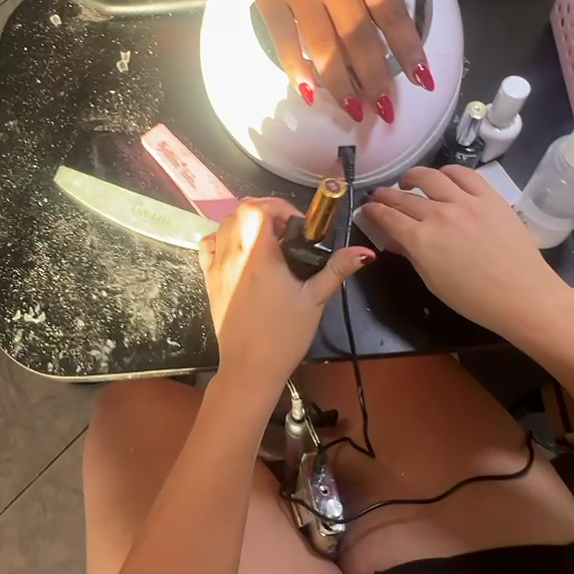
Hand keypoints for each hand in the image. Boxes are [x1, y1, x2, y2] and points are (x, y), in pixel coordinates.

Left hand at [198, 198, 371, 387]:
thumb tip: (364, 252)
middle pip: (239, 211)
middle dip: (264, 211)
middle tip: (286, 229)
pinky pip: (209, 245)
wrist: (250, 367)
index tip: (298, 223)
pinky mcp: (209, 279)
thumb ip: (336, 269)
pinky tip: (240, 250)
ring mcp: (216, 266)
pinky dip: (223, 237)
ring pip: (223, 224)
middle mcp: (233, 255)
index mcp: (259, 255)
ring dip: (244, 222)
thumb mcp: (314, 299)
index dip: (279, 206)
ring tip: (267, 240)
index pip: (259, 209)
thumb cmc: (283, 335)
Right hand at [238, 0, 443, 121]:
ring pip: (323, 44)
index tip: (422, 80)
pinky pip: (284, 40)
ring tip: (354, 110)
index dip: (408, 48)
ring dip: (340, 82)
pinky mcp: (269, 1)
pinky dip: (296, 67)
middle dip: (375, 76)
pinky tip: (309, 92)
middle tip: (386, 109)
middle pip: (359, 36)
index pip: (392, 11)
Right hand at [363, 166, 573, 337]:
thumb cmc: (473, 299)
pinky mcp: (489, 196)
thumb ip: (410, 255)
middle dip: (385, 195)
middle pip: (403, 197)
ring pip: (429, 177)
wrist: (522, 296)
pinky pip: (463, 174)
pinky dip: (447, 172)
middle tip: (379, 196)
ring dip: (412, 177)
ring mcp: (465, 201)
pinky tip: (443, 177)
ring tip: (408, 181)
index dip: (372, 211)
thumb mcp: (432, 281)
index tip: (366, 209)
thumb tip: (392, 240)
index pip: (386, 217)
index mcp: (420, 239)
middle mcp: (438, 214)